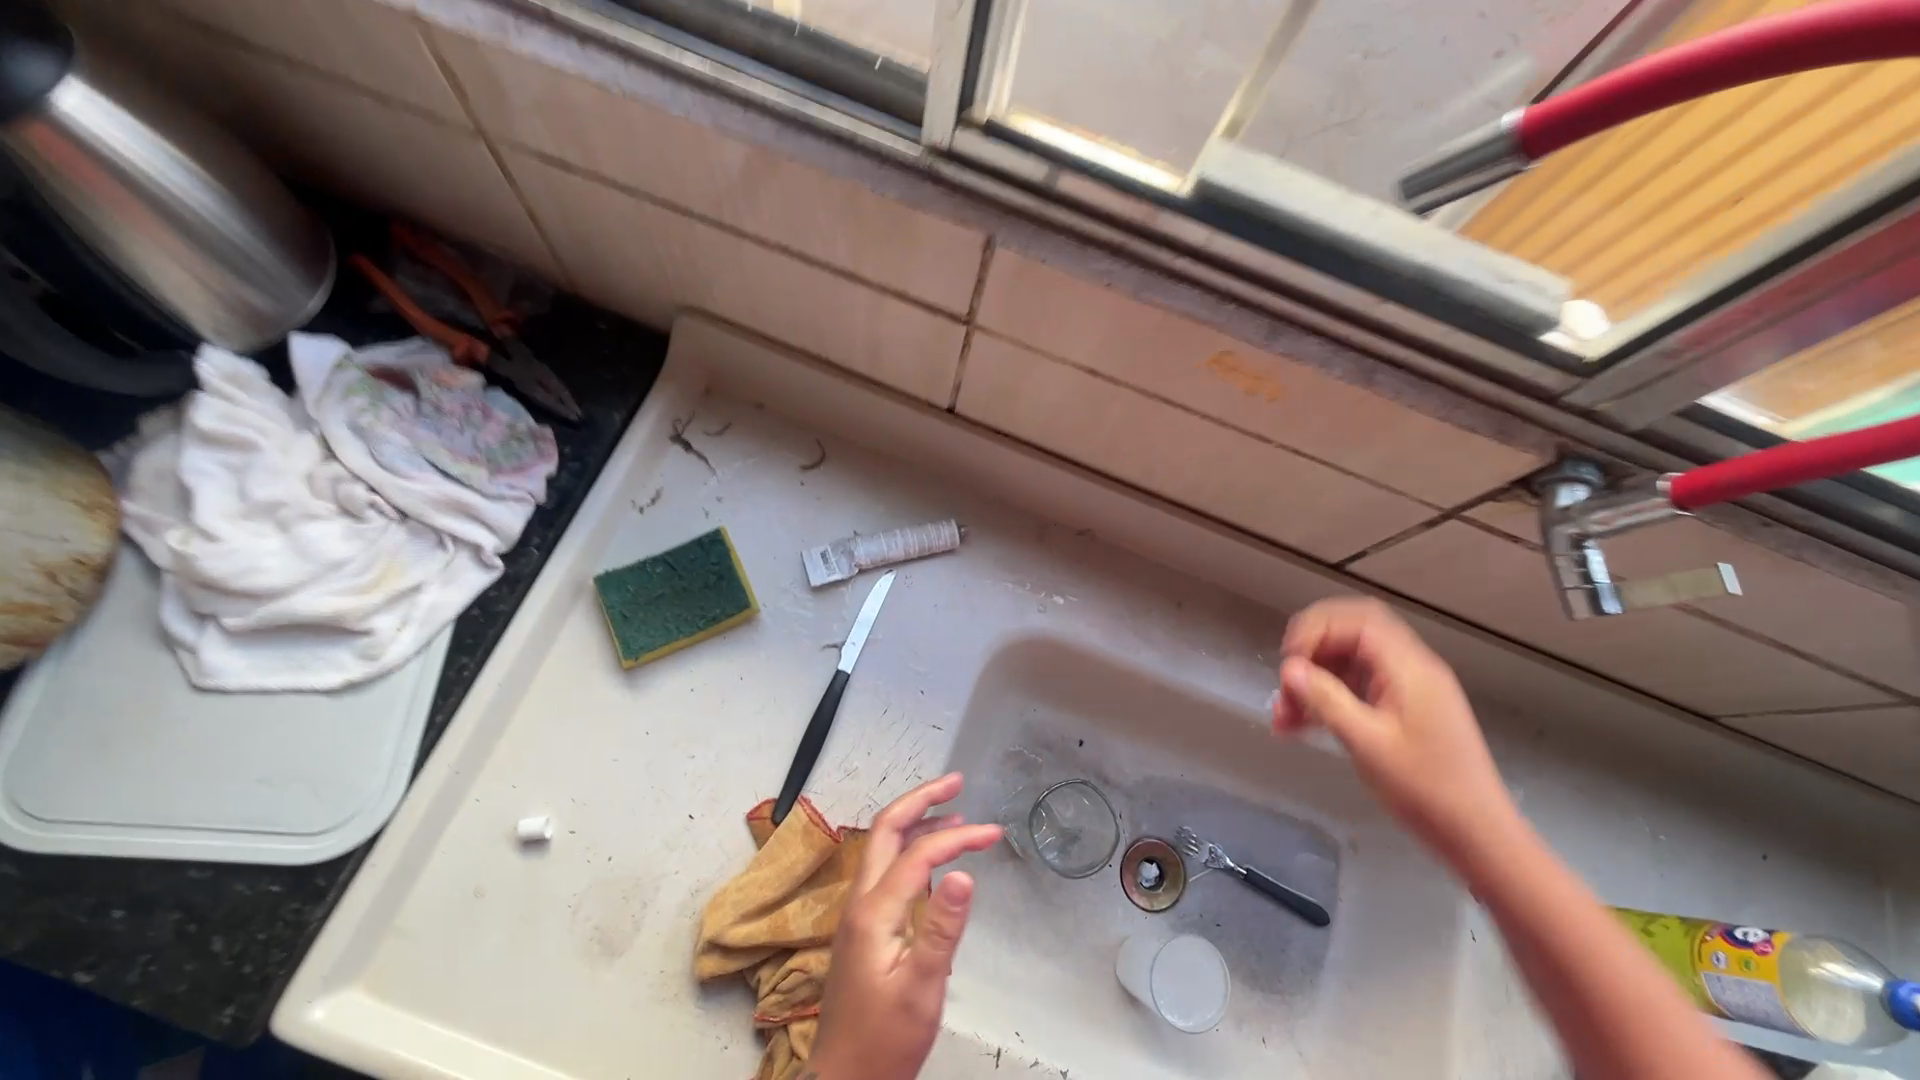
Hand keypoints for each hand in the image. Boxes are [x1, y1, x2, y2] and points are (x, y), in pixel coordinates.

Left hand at [810, 773, 1001, 1079]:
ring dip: (916, 823)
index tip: (993, 833)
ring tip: (955, 813)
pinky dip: (912, 851)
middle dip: (920, 800)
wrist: (845, 1078)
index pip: (918, 853)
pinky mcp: (864, 928)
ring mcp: (859, 913)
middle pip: (885, 830)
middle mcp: (861, 901)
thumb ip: (943, 928)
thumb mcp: (922, 988)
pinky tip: (934, 860)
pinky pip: (886, 871)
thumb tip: (963, 872)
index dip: (957, 837)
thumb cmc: (885, 1040)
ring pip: (883, 848)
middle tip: (956, 781)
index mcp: (874, 911)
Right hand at [1274, 598, 1518, 862]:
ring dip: (1315, 683)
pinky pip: (1358, 691)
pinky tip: (1302, 726)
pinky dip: (1329, 701)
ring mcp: (1409, 692)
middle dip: (1311, 656)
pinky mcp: (1404, 713)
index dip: (1316, 630)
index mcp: (1410, 669)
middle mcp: (1411, 670)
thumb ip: (1327, 701)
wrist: (1477, 835)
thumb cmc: (1425, 789)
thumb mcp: (1368, 744)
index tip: (1288, 661)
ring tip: (1283, 716)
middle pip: (1352, 637)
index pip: (1358, 621)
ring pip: (1351, 666)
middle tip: (1285, 687)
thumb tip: (1290, 669)